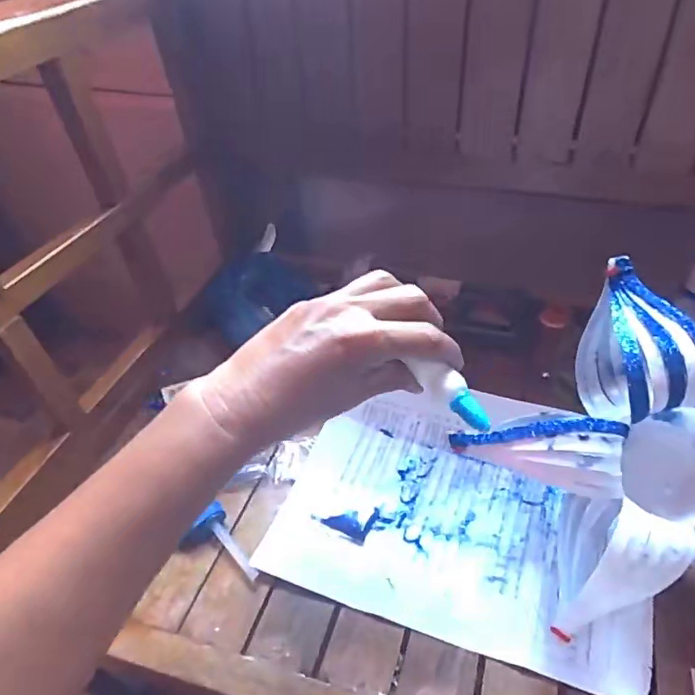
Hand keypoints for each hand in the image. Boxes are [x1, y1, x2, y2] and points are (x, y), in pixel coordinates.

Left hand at [184, 271, 463, 450]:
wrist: (240, 402)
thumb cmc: (294, 411)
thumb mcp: (350, 398)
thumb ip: (389, 378)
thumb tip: (417, 375)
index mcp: (362, 340)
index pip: (423, 337)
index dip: (447, 352)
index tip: (454, 365)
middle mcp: (349, 311)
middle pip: (412, 299)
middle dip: (432, 323)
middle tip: (431, 348)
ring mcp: (328, 301)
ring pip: (384, 282)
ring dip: (405, 301)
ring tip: (406, 328)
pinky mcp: (310, 302)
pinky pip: (354, 289)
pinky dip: (375, 300)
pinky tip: (372, 324)